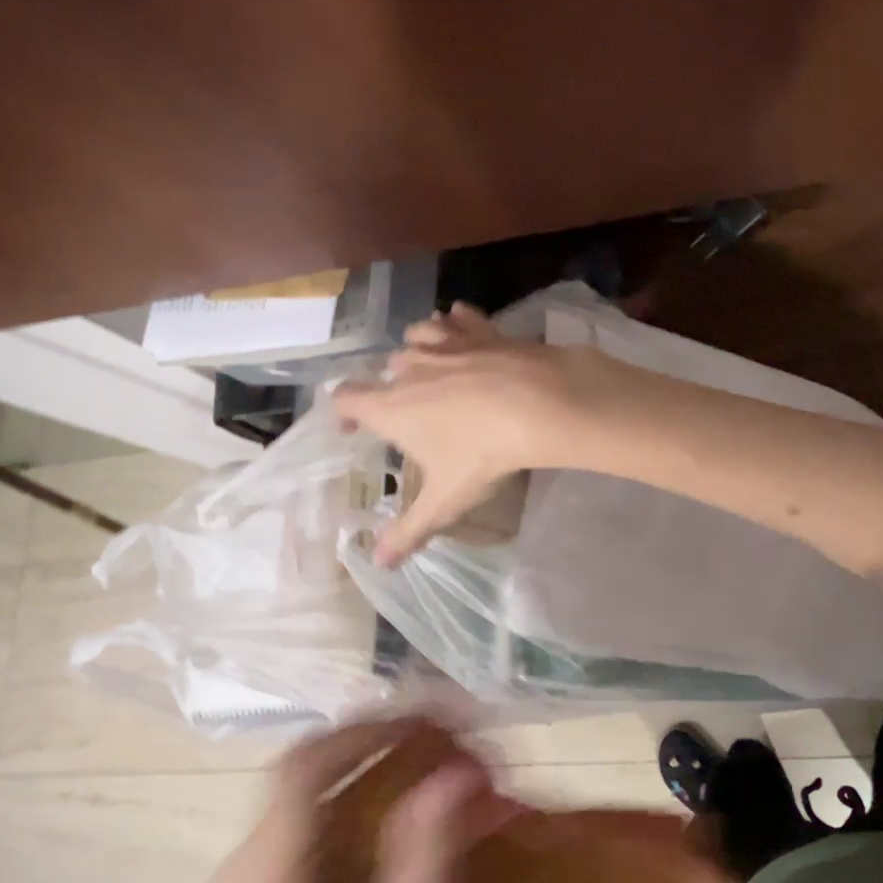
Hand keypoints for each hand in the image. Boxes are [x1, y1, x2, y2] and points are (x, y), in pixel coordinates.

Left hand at [208, 718, 490, 882]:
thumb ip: (428, 858)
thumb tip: (459, 773)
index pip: (301, 771)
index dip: (363, 731)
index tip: (427, 717)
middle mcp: (243, 866)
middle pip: (309, 767)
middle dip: (379, 738)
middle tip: (443, 726)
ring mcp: (254, 865)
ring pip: (315, 779)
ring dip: (376, 754)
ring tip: (434, 743)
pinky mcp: (273, 868)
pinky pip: (320, 801)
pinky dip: (368, 782)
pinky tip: (410, 781)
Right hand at [333, 303, 631, 565]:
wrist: (539, 404)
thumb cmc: (482, 455)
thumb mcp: (445, 500)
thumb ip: (410, 531)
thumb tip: (380, 564)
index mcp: (391, 406)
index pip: (346, 397)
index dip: (343, 411)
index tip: (351, 428)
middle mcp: (410, 368)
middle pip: (385, 370)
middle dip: (389, 387)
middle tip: (407, 411)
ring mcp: (446, 344)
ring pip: (417, 337)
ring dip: (417, 351)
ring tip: (428, 368)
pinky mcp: (482, 331)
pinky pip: (459, 318)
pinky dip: (455, 323)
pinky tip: (463, 327)